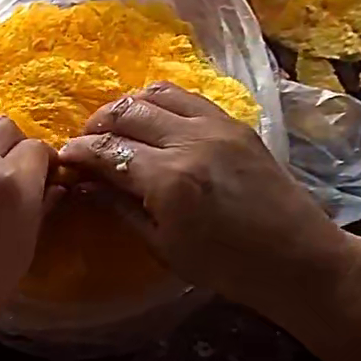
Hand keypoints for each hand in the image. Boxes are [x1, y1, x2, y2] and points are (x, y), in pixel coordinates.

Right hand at [58, 82, 360, 319]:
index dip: (76, 151)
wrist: (299, 259)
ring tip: (114, 130)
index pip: (106, 149)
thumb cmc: (223, 266)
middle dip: (95, 126)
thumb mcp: (160, 244)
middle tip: (84, 145)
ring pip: (155, 95)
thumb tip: (82, 183)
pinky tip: (150, 124)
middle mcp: (191, 142)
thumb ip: (119, 206)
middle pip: (125, 113)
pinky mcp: (235, 125)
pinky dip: (159, 103)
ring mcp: (217, 127)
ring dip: (125, 108)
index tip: (60, 159)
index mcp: (169, 179)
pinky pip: (187, 97)